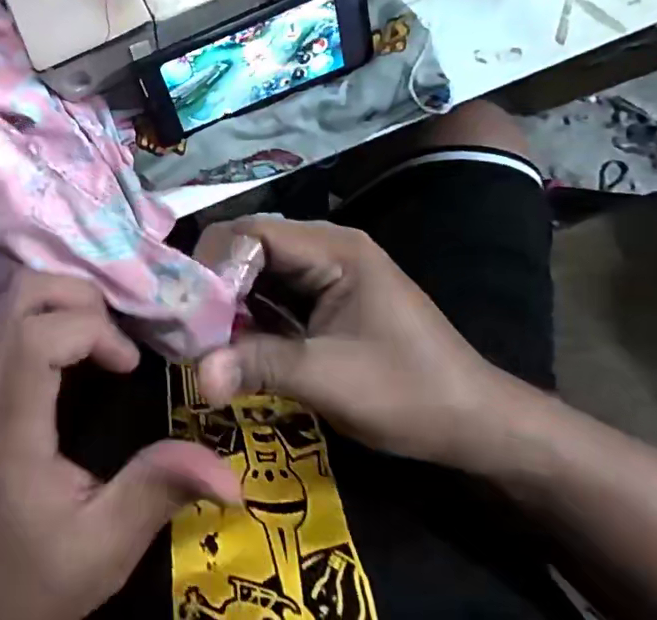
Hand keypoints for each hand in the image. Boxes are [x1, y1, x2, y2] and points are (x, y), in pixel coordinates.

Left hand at [0, 273, 240, 619]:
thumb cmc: (26, 582)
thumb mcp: (101, 551)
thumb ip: (156, 494)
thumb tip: (231, 473)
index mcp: (11, 427)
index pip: (36, 335)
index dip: (93, 329)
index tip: (130, 365)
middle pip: (22, 295)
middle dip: (81, 296)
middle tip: (120, 340)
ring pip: (16, 302)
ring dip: (69, 303)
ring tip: (110, 344)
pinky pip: (16, 324)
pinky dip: (56, 317)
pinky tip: (87, 355)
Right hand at [196, 216, 542, 470]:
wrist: (475, 423)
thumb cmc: (409, 392)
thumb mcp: (330, 379)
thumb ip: (260, 365)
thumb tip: (196, 375)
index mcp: (334, 248)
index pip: (254, 233)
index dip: (214, 262)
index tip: (185, 305)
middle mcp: (326, 249)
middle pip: (251, 247)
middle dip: (215, 281)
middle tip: (181, 319)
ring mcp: (325, 275)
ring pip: (258, 273)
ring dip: (227, 300)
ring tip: (192, 330)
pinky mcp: (323, 302)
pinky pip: (273, 297)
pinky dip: (247, 316)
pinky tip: (223, 339)